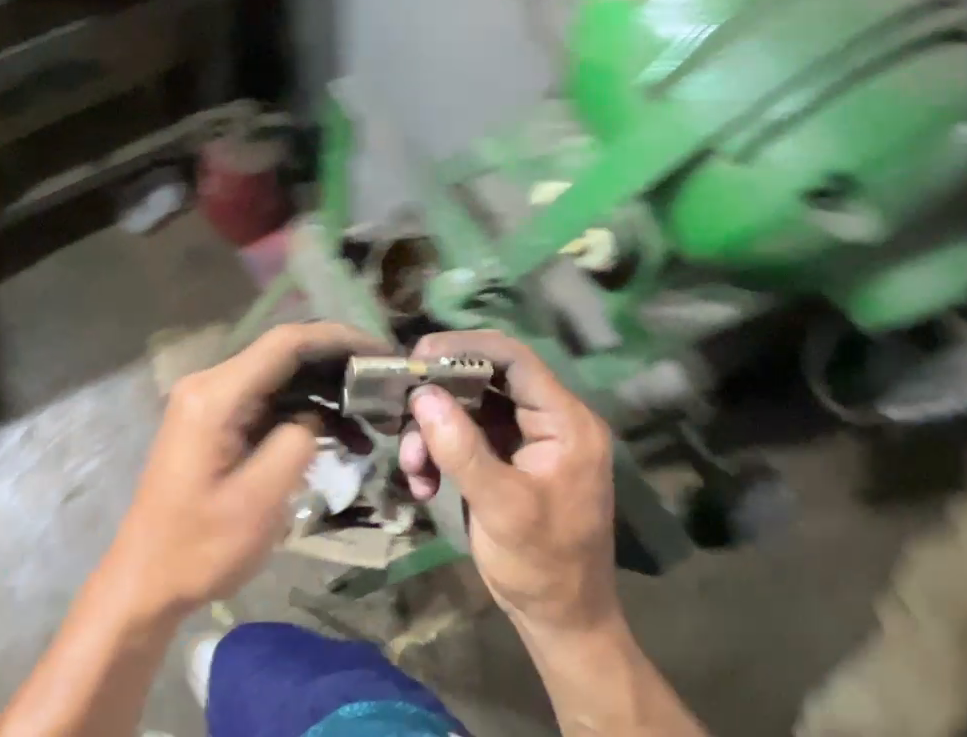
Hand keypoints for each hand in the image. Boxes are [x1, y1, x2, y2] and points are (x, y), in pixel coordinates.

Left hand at [103, 323, 388, 617]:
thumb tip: (317, 414)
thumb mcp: (260, 501)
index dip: (338, 339)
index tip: (383, 352)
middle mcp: (210, 385)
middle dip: (339, 366)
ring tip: (373, 423)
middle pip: (284, 355)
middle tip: (388, 387)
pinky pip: (268, 403)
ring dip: (326, 395)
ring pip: (281, 379)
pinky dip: (304, 415)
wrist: (148, 579)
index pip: (285, 343)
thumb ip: (296, 442)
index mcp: (215, 395)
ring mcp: (211, 402)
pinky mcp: (217, 422)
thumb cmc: (201, 547)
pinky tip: (341, 439)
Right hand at [398, 331, 620, 639]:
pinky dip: (439, 453)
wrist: (560, 619)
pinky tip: (423, 485)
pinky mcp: (507, 459)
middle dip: (439, 396)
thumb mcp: (500, 506)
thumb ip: (461, 448)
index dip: (465, 347)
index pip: (515, 359)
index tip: (417, 356)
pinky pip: (465, 436)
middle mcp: (549, 421)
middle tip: (400, 404)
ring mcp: (527, 440)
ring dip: (432, 432)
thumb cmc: (542, 563)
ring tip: (412, 465)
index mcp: (566, 422)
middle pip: (486, 380)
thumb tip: (421, 394)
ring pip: (468, 408)